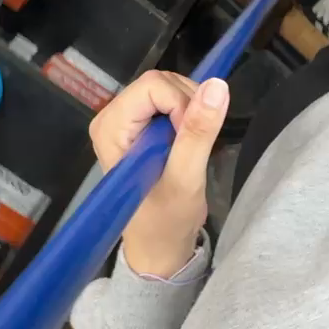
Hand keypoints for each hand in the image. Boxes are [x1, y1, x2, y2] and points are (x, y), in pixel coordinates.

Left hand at [88, 71, 229, 276]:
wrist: (159, 246)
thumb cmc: (166, 221)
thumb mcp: (185, 179)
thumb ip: (197, 133)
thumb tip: (218, 86)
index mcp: (111, 127)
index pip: (154, 85)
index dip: (183, 105)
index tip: (193, 140)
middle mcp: (113, 117)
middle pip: (162, 82)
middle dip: (189, 106)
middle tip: (197, 144)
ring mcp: (127, 120)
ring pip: (171, 88)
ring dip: (193, 111)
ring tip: (193, 147)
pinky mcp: (142, 125)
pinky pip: (173, 101)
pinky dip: (190, 116)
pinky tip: (189, 143)